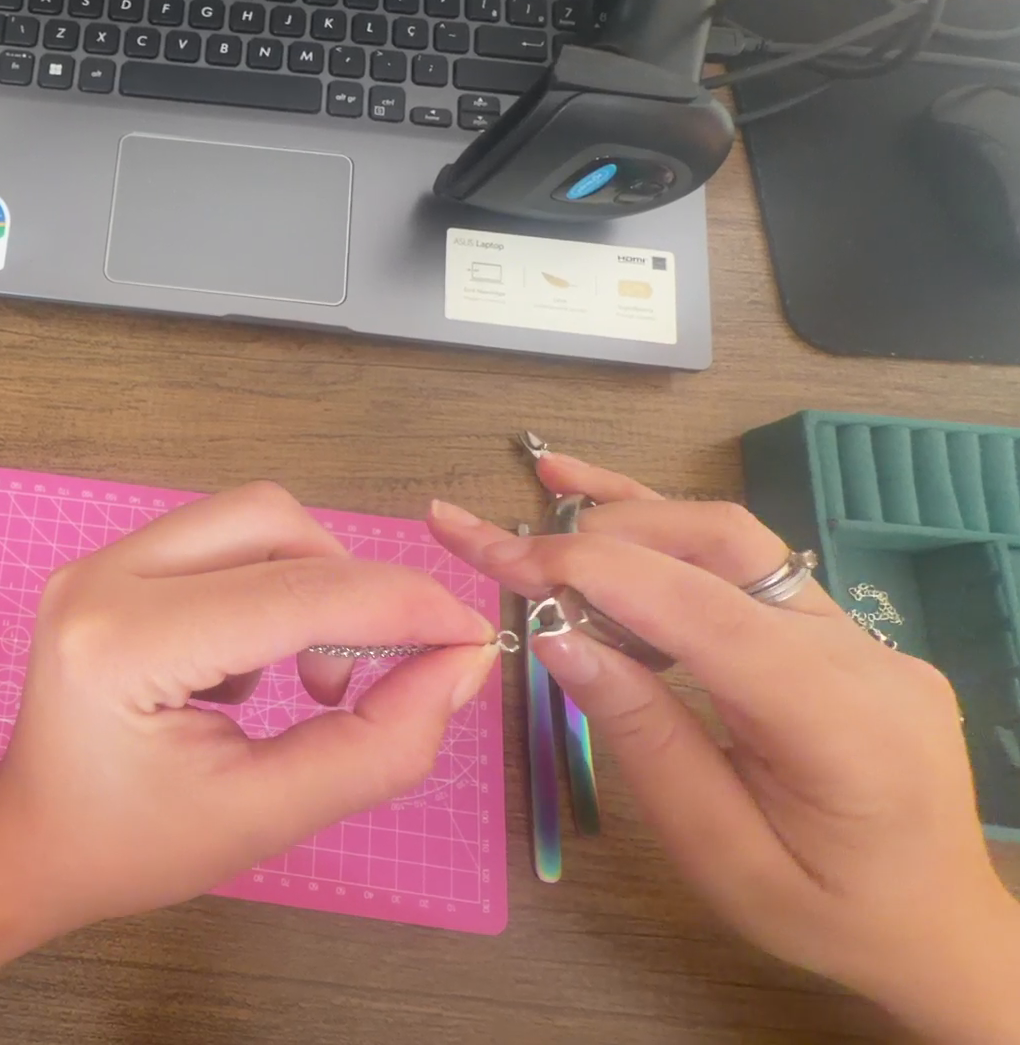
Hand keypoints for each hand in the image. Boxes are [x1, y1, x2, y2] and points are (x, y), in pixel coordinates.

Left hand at [0, 481, 499, 933]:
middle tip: (356, 677)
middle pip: (265, 518)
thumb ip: (377, 746)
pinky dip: (260, 591)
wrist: (32, 839)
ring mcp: (94, 563)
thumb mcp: (264, 817)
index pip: (290, 595)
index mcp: (123, 643)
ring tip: (301, 679)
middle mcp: (100, 577)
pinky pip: (214, 545)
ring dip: (303, 584)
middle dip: (344, 585)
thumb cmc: (132, 844)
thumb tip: (459, 664)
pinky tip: (241, 668)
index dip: (400, 606)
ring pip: (242, 521)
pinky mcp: (104, 567)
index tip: (471, 634)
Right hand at [430, 455, 1019, 1041]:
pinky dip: (651, 517)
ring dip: (611, 516)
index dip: (582, 569)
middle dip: (583, 539)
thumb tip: (553, 635)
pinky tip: (586, 490)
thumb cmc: (821, 909)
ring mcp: (849, 629)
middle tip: (485, 549)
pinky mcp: (825, 624)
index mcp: (835, 717)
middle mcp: (856, 650)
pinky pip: (731, 553)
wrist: (934, 930)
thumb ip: (640, 733)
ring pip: (717, 533)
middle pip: (707, 547)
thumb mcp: (714, 846)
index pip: (691, 605)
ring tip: (518, 517)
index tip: (488, 558)